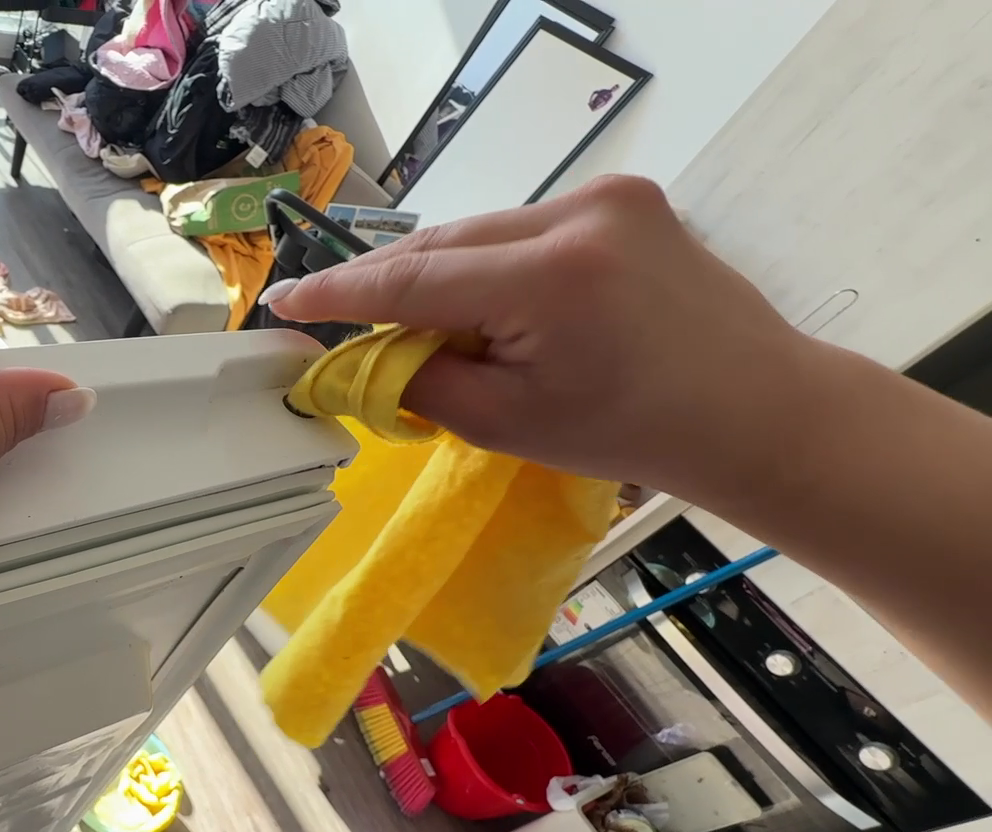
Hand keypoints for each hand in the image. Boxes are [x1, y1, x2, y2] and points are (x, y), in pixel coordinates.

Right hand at [267, 175, 807, 486]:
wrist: (750, 408)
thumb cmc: (622, 432)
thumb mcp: (498, 421)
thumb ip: (413, 379)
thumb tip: (355, 355)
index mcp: (551, 278)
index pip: (411, 280)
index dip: (338, 292)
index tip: (284, 299)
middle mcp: (579, 214)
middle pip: (437, 246)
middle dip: (378, 283)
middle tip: (325, 311)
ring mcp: (605, 196)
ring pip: (470, 234)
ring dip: (425, 275)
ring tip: (399, 319)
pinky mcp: (618, 199)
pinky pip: (509, 231)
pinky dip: (471, 265)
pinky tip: (464, 301)